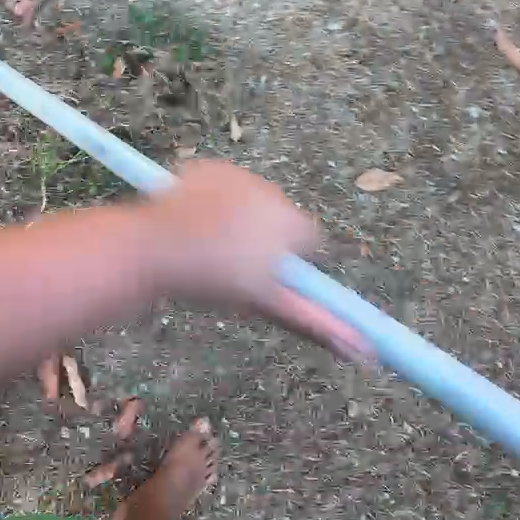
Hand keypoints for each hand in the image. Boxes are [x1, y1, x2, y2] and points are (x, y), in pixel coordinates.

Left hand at [140, 160, 371, 362]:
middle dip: (264, 234)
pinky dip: (217, 197)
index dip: (286, 257)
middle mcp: (270, 191)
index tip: (264, 270)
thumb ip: (316, 322)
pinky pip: (225, 184)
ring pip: (252, 198)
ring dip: (241, 214)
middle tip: (232, 259)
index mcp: (290, 223)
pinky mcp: (212, 166)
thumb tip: (365, 352)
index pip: (308, 237)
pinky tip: (198, 217)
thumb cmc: (210, 277)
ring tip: (210, 239)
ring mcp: (238, 175)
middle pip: (281, 214)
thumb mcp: (265, 302)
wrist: (154, 246)